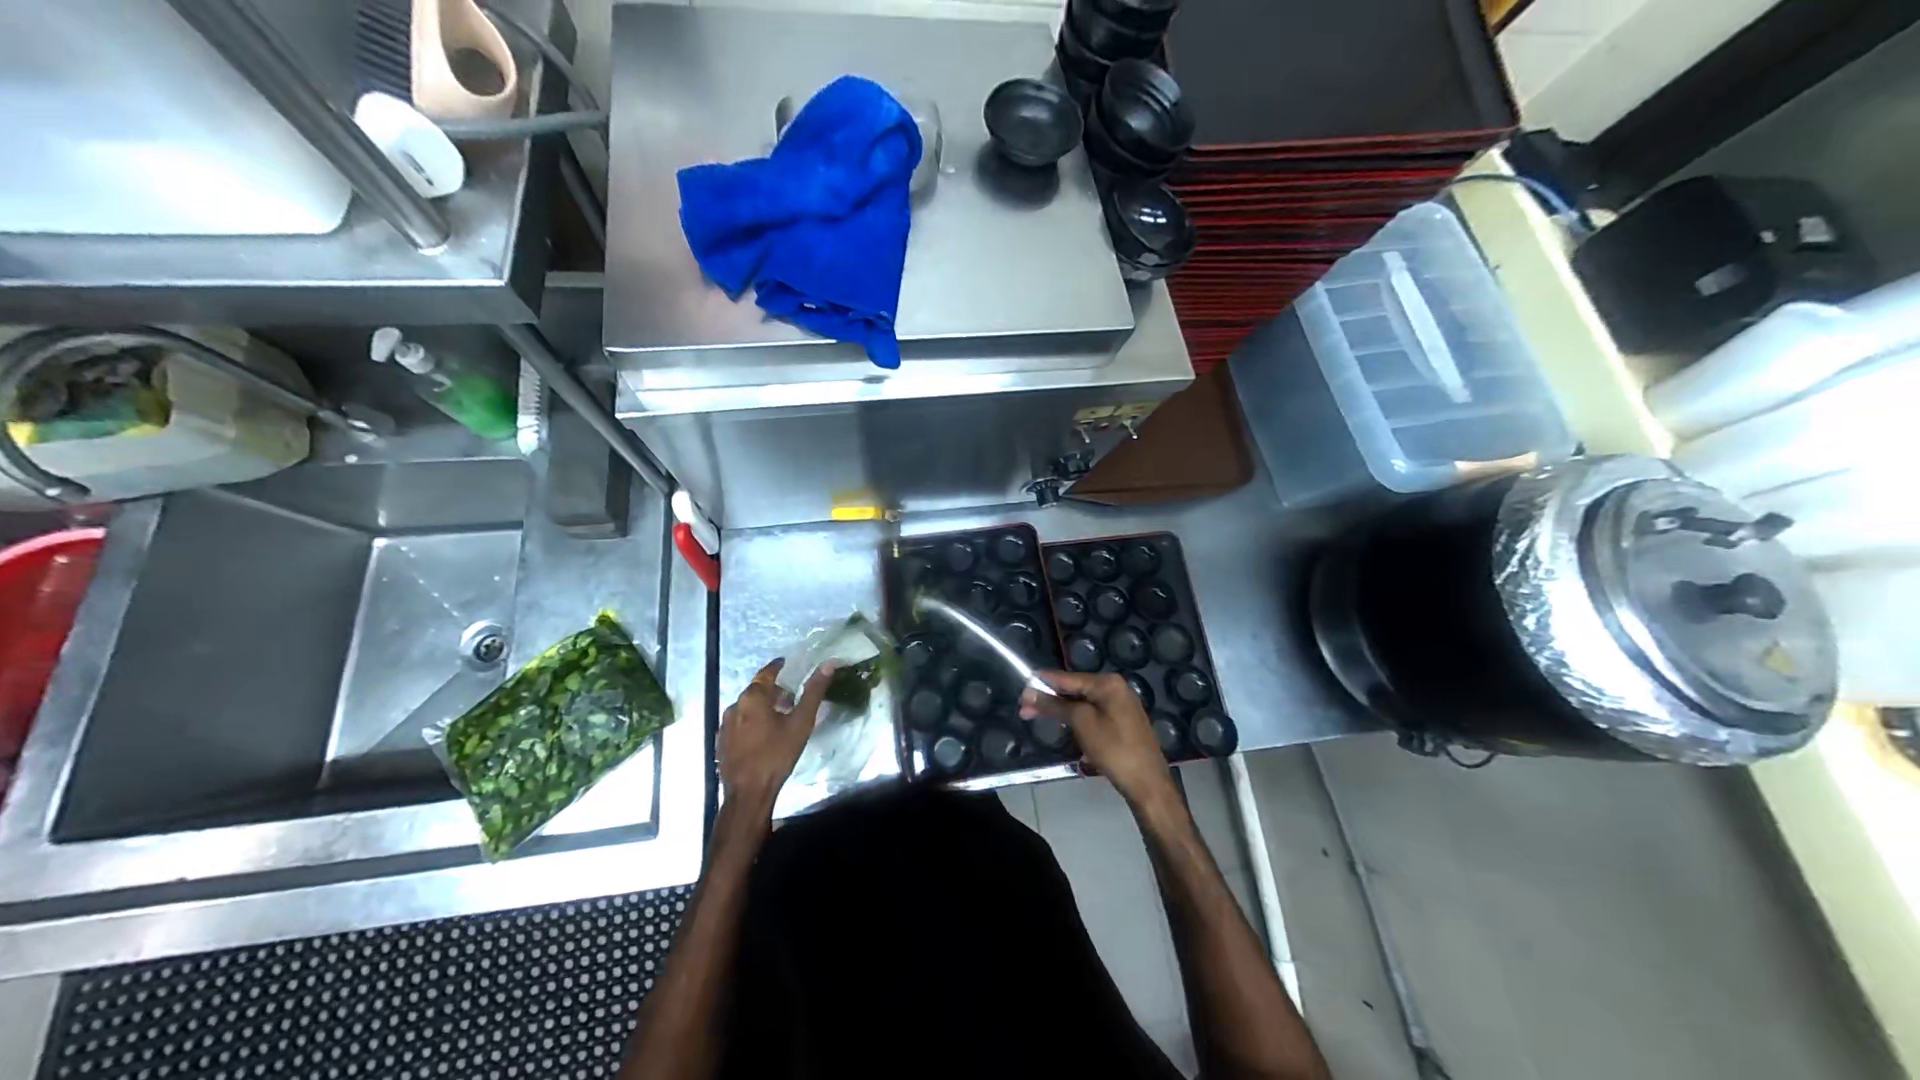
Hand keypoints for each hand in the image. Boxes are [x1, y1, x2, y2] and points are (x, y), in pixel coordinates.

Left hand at [719, 658, 834, 813]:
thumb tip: (828, 664)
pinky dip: (751, 722)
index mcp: (752, 697)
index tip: (788, 665)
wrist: (749, 792)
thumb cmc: (777, 754)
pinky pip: (739, 723)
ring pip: (746, 708)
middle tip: (790, 697)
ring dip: (762, 708)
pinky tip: (763, 736)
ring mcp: (725, 725)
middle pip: (756, 691)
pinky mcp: (721, 741)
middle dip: (773, 691)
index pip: (766, 673)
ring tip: (779, 718)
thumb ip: (813, 692)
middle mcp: (734, 706)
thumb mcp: (801, 722)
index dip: (778, 668)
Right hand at [1020, 671, 1174, 806]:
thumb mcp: (1081, 723)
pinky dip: (1076, 716)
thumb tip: (1027, 693)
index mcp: (1108, 683)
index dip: (1043, 683)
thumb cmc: (1114, 749)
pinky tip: (1062, 722)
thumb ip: (1054, 705)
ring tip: (1037, 716)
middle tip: (1024, 709)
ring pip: (1083, 701)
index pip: (1067, 678)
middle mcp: (1116, 687)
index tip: (1021, 689)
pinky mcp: (1122, 721)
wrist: (1147, 782)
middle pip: (1075, 688)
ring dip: (1061, 708)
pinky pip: (1093, 711)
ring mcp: (1121, 704)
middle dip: (1050, 698)